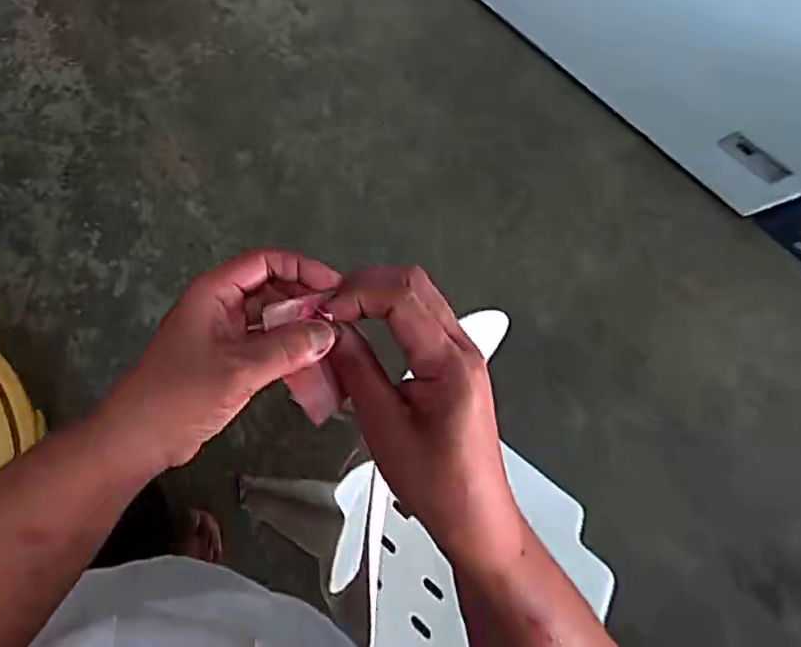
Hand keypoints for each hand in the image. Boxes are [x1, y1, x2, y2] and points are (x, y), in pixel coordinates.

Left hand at [94, 250, 340, 474]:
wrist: (141, 435)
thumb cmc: (181, 394)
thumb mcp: (238, 369)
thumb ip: (285, 348)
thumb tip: (327, 331)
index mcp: (214, 291)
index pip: (264, 262)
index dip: (301, 268)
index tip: (333, 287)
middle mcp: (219, 304)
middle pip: (269, 287)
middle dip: (303, 300)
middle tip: (338, 319)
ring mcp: (222, 331)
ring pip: (268, 317)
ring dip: (297, 328)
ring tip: (332, 343)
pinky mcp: (226, 357)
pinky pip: (263, 343)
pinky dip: (286, 350)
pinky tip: (311, 366)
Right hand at [323, 266, 527, 575]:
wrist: (475, 519)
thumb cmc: (440, 485)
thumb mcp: (382, 424)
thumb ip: (355, 366)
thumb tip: (330, 329)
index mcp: (450, 364)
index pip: (400, 298)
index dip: (354, 294)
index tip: (325, 309)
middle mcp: (462, 350)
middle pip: (411, 281)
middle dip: (362, 284)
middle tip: (329, 303)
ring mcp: (461, 352)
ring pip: (416, 291)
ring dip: (372, 293)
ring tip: (340, 313)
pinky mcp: (452, 360)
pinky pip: (418, 313)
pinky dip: (384, 309)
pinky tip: (362, 325)